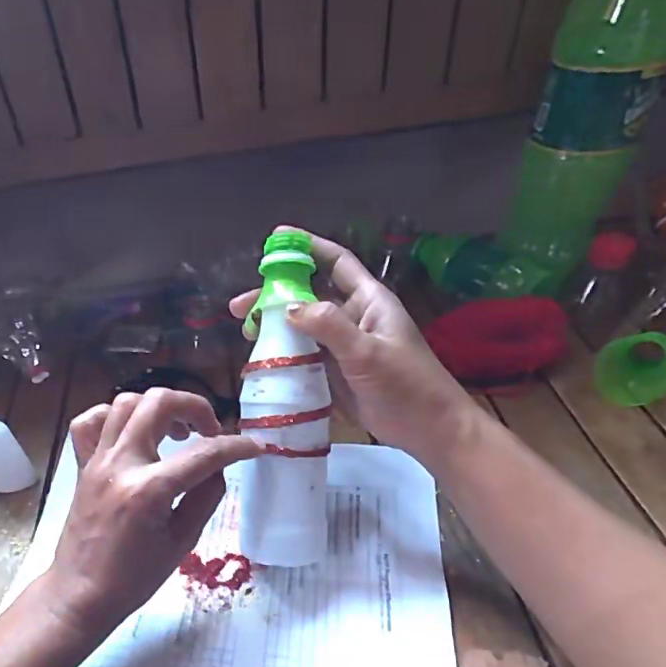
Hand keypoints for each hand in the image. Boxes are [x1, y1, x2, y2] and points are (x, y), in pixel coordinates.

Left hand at [38, 389, 260, 630]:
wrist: (80, 594)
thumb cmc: (133, 579)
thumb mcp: (182, 543)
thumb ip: (204, 497)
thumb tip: (218, 467)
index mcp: (148, 490)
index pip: (203, 453)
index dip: (237, 446)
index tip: (255, 447)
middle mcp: (120, 465)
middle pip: (158, 403)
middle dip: (195, 407)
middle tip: (209, 432)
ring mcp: (96, 461)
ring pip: (125, 403)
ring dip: (157, 407)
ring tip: (174, 431)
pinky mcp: (82, 466)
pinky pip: (90, 423)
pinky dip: (113, 417)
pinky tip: (131, 433)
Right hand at [231, 226, 479, 464]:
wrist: (426, 428)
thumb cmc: (407, 384)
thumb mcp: (367, 352)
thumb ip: (329, 327)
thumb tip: (289, 307)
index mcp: (368, 302)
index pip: (336, 263)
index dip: (309, 248)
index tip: (278, 239)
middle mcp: (352, 318)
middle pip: (308, 297)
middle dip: (275, 296)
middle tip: (239, 306)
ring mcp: (340, 347)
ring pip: (300, 329)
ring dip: (273, 328)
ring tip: (246, 333)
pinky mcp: (333, 373)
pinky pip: (302, 357)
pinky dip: (281, 355)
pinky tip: (260, 360)